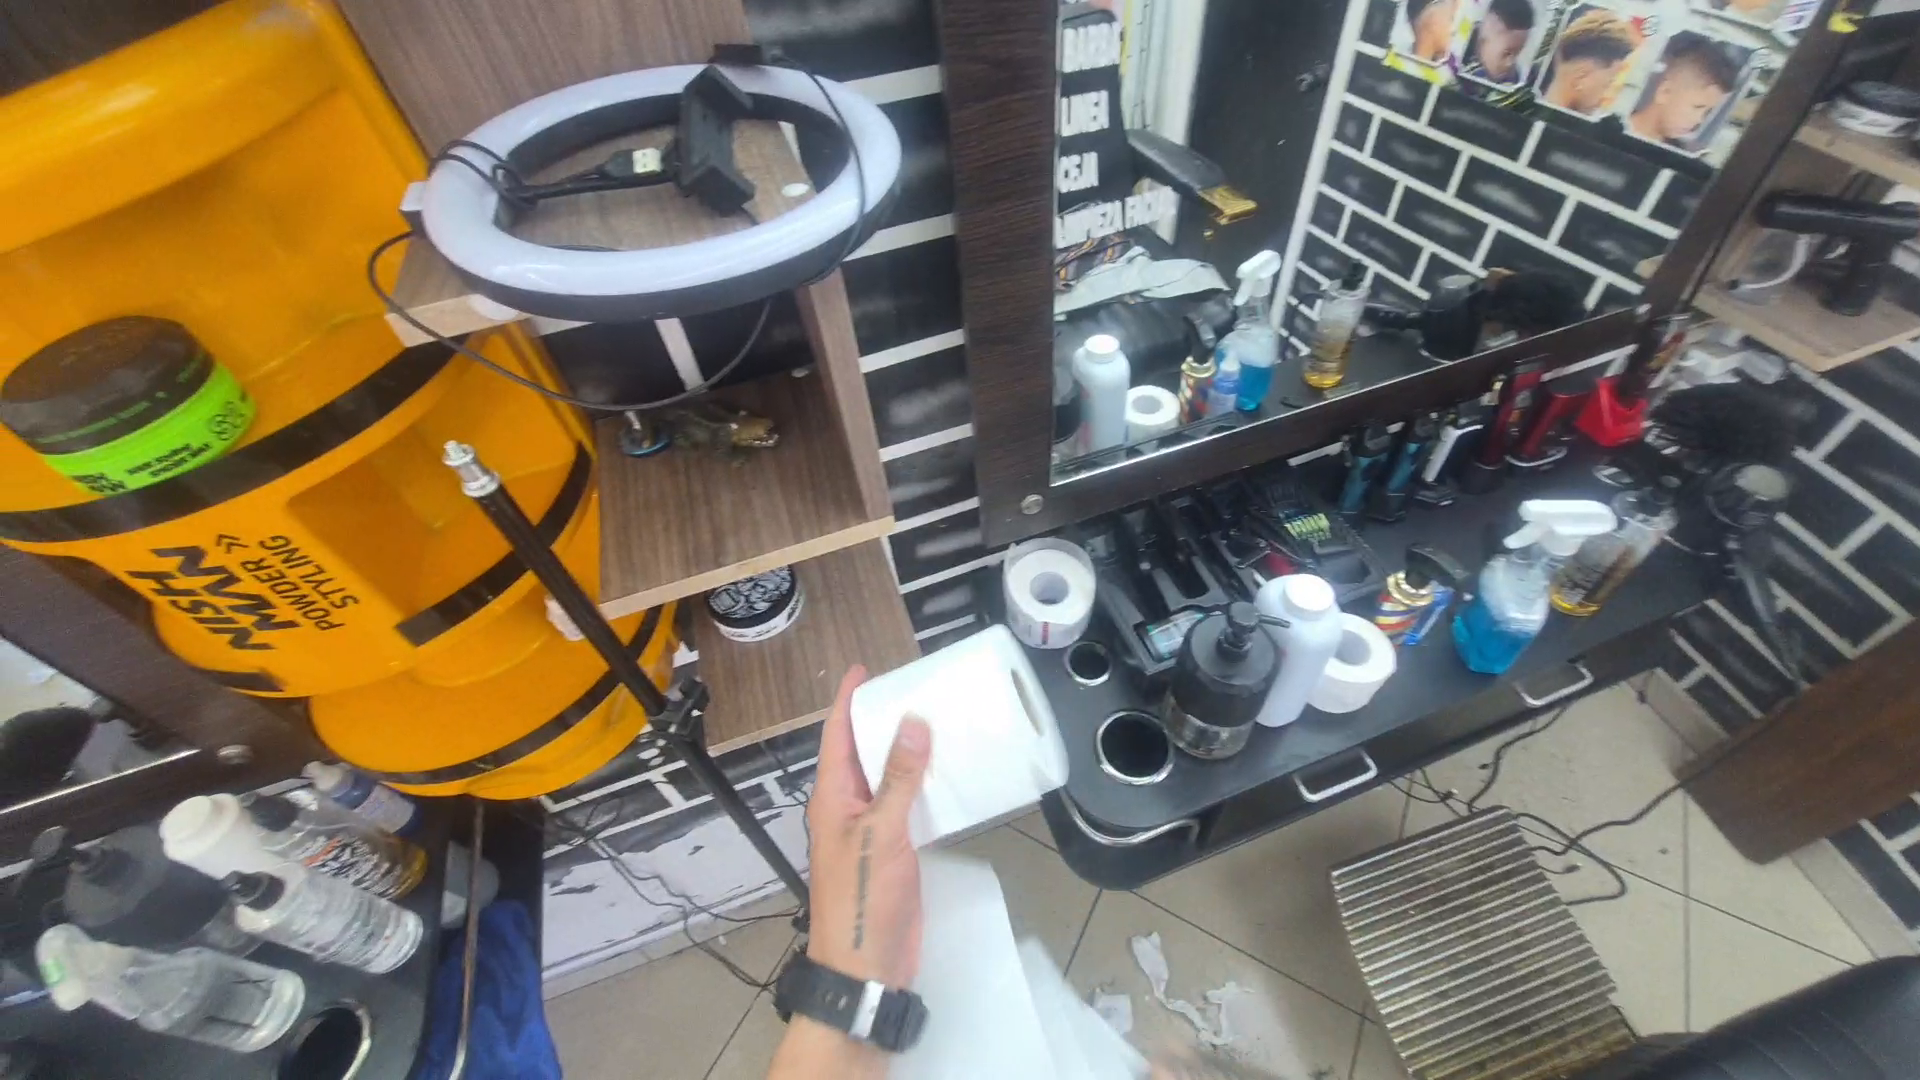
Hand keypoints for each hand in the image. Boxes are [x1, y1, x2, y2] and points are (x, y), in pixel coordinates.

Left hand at [805, 666, 931, 988]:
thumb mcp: (882, 831)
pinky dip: (921, 783)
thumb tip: (913, 721)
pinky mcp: (893, 848)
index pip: (837, 735)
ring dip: (904, 750)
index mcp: (832, 796)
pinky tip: (946, 772)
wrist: (867, 968)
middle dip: (881, 719)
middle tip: (913, 688)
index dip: (848, 701)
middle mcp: (847, 806)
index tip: (864, 669)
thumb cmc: (864, 896)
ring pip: (886, 776)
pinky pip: (905, 803)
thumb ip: (898, 778)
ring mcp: (870, 828)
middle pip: (861, 751)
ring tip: (935, 720)